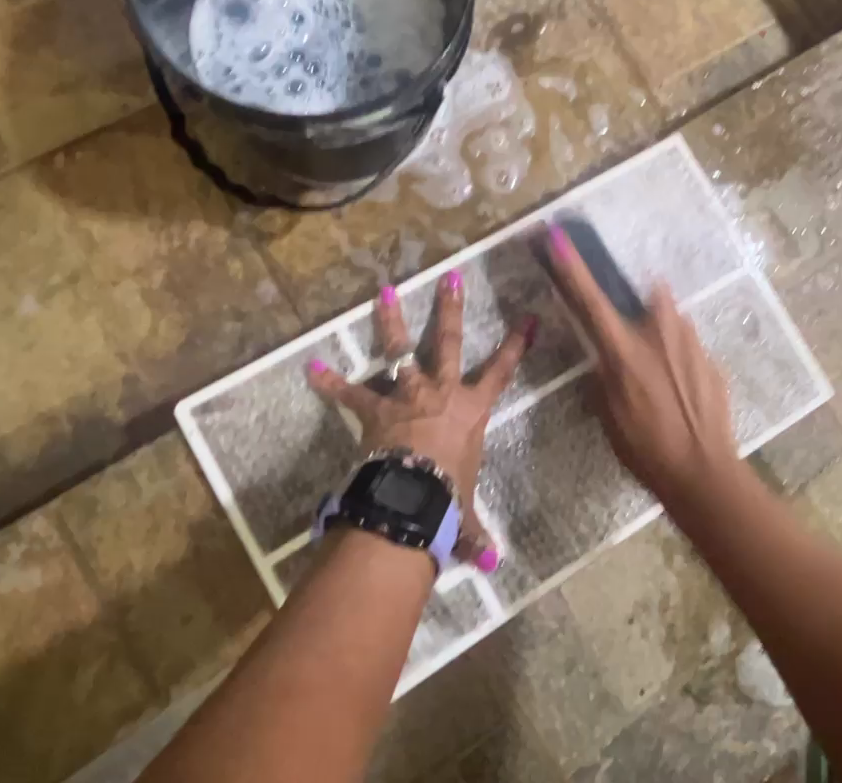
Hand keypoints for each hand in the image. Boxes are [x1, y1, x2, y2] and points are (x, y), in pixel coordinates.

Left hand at [307, 273, 531, 568]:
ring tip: (384, 290)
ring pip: (400, 351)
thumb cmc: (447, 497)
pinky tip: (312, 368)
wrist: (413, 496)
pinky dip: (331, 383)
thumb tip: (490, 564)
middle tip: (450, 277)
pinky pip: (351, 394)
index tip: (529, 318)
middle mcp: (441, 392)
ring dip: (390, 321)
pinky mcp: (376, 409)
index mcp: (471, 411)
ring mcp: (407, 395)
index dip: (516, 346)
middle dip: (449, 309)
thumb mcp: (464, 514)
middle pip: (448, 343)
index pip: (500, 373)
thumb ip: (473, 533)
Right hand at [541, 225, 740, 507]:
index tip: (556, 236)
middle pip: (641, 302)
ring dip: (660, 339)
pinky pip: (686, 346)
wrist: (703, 472)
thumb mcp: (609, 414)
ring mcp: (690, 342)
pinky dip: (678, 361)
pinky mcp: (711, 358)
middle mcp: (658, 334)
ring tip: (662, 382)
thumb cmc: (645, 448)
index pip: (589, 299)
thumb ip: (605, 374)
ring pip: (668, 323)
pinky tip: (681, 395)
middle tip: (637, 354)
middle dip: (637, 316)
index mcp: (624, 350)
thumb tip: (606, 355)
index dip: (570, 267)